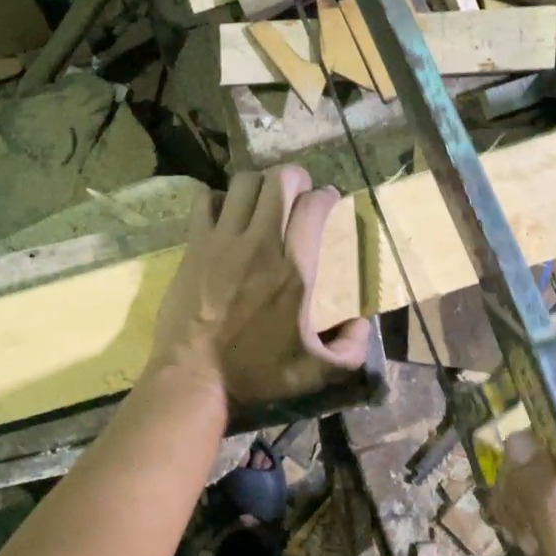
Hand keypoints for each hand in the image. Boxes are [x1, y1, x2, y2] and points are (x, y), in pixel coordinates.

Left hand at [149, 166, 372, 404]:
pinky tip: (224, 214)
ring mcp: (223, 241)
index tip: (327, 202)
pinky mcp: (194, 245)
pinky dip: (217, 198)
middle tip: (297, 193)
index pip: (313, 206)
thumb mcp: (315, 373)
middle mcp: (260, 244)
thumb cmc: (255, 374)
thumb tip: (362, 324)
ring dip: (258, 184)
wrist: (192, 377)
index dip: (325, 196)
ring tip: (262, 200)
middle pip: (279, 180)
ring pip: (243, 183)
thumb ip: (351, 350)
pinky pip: (205, 200)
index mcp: (295, 270)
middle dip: (294, 178)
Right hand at [492, 434, 555, 555]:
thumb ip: (550, 500)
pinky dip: (516, 501)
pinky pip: (531, 473)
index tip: (532, 491)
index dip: (553, 453)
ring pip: (538, 456)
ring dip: (518, 493)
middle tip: (525, 520)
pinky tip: (522, 534)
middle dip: (530, 479)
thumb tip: (518, 440)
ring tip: (525, 534)